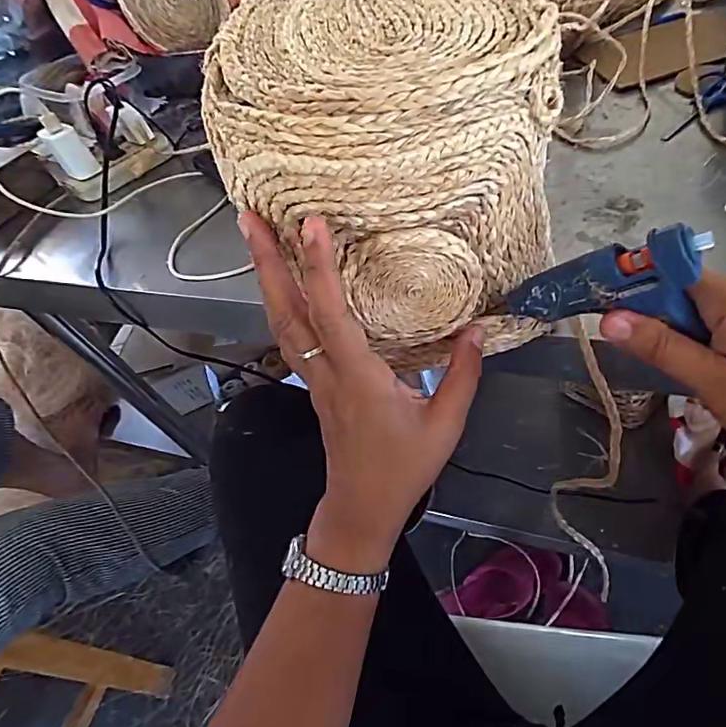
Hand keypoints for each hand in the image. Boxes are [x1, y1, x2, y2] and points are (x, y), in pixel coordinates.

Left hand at [239, 212, 483, 573]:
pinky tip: (285, 286)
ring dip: (267, 278)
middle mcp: (326, 372)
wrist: (361, 508)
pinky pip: (291, 335)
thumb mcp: (444, 425)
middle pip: (286, 312)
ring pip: (282, 322)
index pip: (331, 315)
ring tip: (258, 239)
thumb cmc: (402, 469)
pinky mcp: (314, 383)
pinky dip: (282, 301)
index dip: (320, 268)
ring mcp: (313, 378)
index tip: (312, 226)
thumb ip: (461, 375)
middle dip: (267, 263)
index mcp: (357, 378)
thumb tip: (476, 331)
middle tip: (250, 218)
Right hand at [600, 271, 725, 492]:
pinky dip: (710, 341)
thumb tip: (608, 319)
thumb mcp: (712, 382)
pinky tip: (716, 373)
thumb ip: (660, 346)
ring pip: (708, 309)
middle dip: (664, 318)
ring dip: (687, 334)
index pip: (675, 272)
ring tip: (692, 375)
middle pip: (690, 290)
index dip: (640, 288)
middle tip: (657, 361)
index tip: (612, 315)